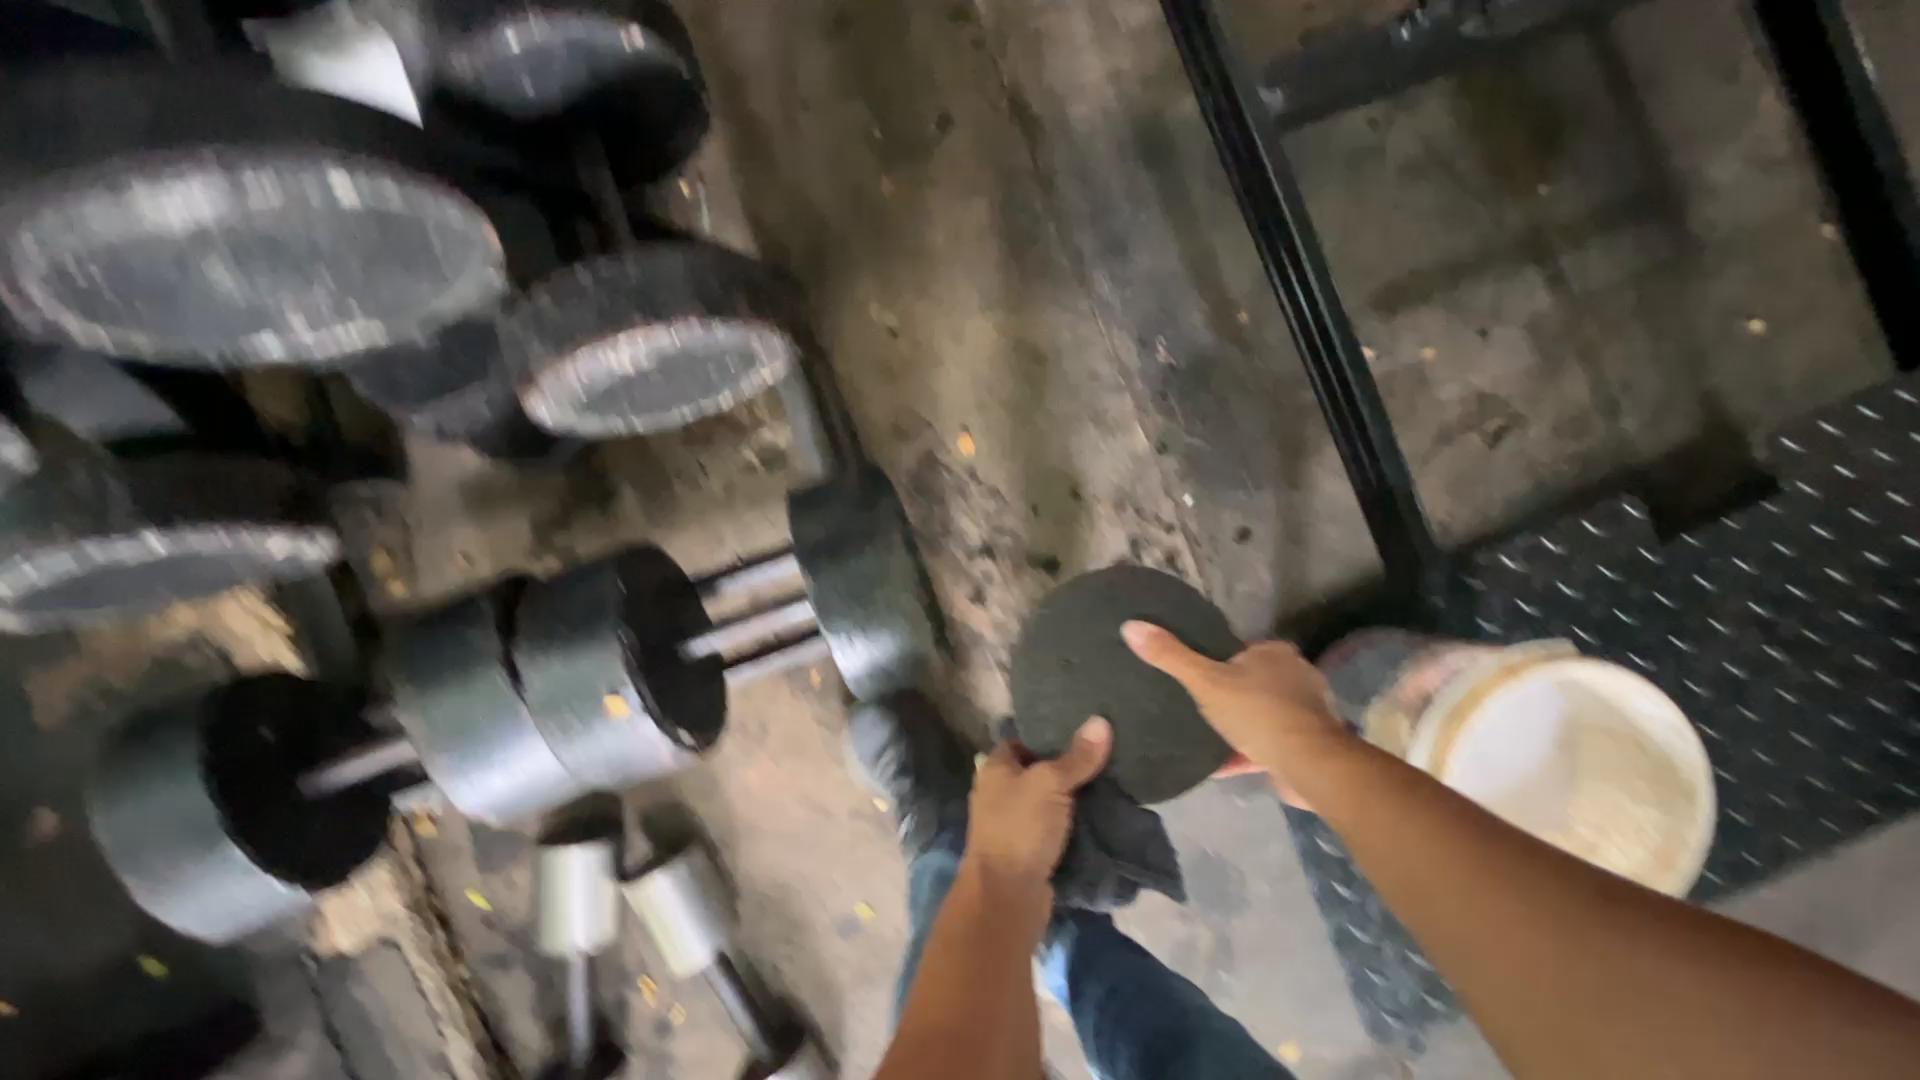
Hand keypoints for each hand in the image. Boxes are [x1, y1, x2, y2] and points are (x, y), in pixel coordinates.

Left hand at [961, 717, 1111, 905]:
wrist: (1007, 898)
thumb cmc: (1019, 829)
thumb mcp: (1050, 784)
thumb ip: (1076, 757)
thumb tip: (1101, 721)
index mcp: (996, 769)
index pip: (1024, 737)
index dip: (1050, 729)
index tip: (1085, 721)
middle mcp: (1003, 793)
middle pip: (1042, 769)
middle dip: (1072, 763)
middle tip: (1110, 748)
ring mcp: (1018, 823)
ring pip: (1054, 800)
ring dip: (1079, 795)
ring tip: (1116, 775)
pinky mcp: (1034, 850)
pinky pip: (1061, 827)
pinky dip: (1080, 821)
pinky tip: (1108, 811)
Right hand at [1121, 621, 1347, 807]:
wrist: (1309, 764)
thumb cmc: (1257, 712)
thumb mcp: (1205, 682)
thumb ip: (1170, 657)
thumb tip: (1131, 625)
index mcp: (1275, 652)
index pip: (1239, 651)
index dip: (1218, 663)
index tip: (1197, 679)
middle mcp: (1296, 674)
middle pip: (1253, 681)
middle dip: (1230, 696)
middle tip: (1198, 709)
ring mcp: (1306, 711)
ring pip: (1263, 714)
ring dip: (1240, 727)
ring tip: (1207, 737)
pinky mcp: (1309, 743)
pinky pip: (1270, 743)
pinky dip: (1247, 753)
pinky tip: (1222, 766)